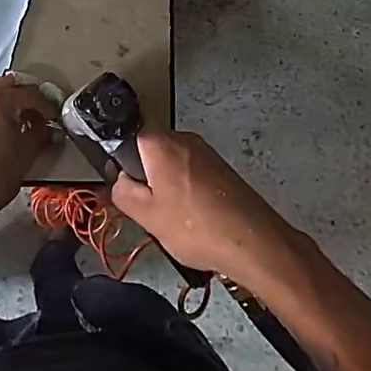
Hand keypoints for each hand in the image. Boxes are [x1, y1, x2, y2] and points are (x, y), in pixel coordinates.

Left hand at [0, 75, 50, 226]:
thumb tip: (47, 130)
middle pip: (9, 84)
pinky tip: (1, 126)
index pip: (30, 93)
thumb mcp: (26, 155)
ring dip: (9, 99)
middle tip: (39, 114)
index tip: (52, 117)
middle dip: (27, 96)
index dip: (47, 106)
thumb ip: (40, 134)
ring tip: (21, 120)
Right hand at [110, 128, 298, 284]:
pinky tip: (192, 218)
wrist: (251, 241)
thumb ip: (122, 192)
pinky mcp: (222, 170)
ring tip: (172, 217)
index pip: (131, 129)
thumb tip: (119, 181)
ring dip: (167, 186)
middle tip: (146, 204)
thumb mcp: (145, 215)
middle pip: (153, 148)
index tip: (121, 176)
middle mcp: (187, 141)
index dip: (122, 154)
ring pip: (174, 164)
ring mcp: (207, 154)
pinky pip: (194, 174)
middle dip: (146, 174)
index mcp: (162, 144)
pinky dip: (188, 192)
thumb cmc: (200, 226)